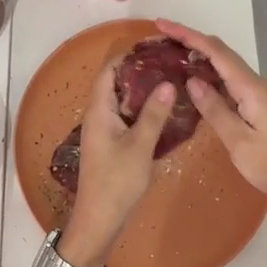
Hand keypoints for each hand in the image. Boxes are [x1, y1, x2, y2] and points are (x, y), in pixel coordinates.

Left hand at [62, 59, 171, 266]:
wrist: (99, 219)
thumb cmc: (117, 181)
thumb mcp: (140, 147)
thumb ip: (153, 114)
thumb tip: (166, 83)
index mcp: (99, 110)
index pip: (109, 70)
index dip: (127, 55)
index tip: (153, 47)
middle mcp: (97, 115)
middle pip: (115, 83)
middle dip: (138, 71)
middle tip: (167, 63)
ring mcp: (102, 130)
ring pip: (121, 101)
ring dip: (141, 91)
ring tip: (169, 81)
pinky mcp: (109, 143)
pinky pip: (124, 117)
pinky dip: (140, 110)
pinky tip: (162, 111)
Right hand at [155, 19, 266, 212]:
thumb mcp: (239, 142)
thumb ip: (215, 110)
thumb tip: (191, 80)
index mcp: (250, 88)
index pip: (216, 52)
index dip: (188, 35)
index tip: (162, 24)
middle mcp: (253, 83)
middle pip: (219, 51)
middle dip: (190, 39)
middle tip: (160, 37)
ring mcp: (254, 92)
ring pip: (223, 63)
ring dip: (197, 53)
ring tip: (169, 52)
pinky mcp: (253, 103)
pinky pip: (226, 78)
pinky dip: (206, 71)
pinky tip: (191, 78)